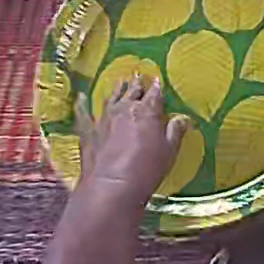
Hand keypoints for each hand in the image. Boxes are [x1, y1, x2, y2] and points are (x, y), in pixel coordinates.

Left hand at [78, 76, 187, 206]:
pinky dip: (81, 104)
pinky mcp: (88, 131)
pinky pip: (83, 113)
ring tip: (120, 81)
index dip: (157, 86)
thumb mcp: (169, 151)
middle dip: (137, 84)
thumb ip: (175, 131)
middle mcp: (126, 109)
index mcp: (147, 111)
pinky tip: (80, 97)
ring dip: (117, 89)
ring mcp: (105, 118)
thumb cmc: (146, 169)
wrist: (111, 186)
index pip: (155, 93)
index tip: (158, 80)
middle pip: (133, 91)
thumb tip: (183, 117)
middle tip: (139, 77)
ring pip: (112, 97)